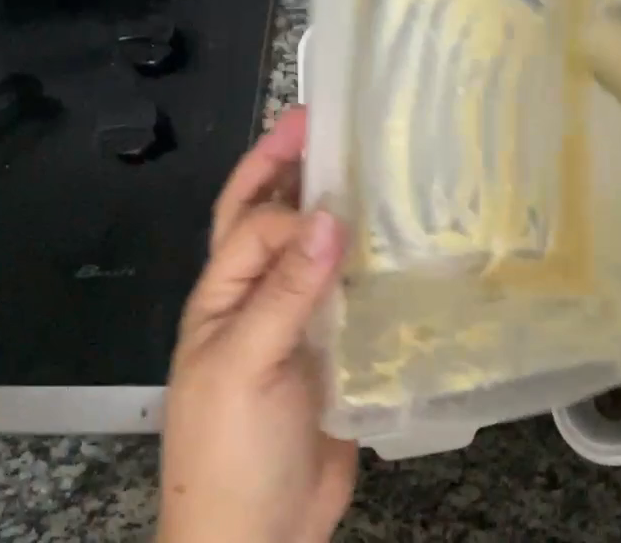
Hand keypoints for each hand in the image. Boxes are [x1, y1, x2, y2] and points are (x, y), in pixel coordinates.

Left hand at [159, 108, 356, 542]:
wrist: (259, 536)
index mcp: (221, 295)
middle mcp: (257, 297)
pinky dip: (369, 261)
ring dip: (333, 207)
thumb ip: (285, 292)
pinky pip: (351, 291)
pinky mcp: (337, 348)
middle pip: (270, 217)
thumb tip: (329, 217)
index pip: (254, 224)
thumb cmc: (232, 451)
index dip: (290, 199)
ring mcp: (297, 322)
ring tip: (368, 165)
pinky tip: (398, 243)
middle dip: (289, 166)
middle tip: (322, 119)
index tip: (336, 186)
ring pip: (314, 250)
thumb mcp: (244, 367)